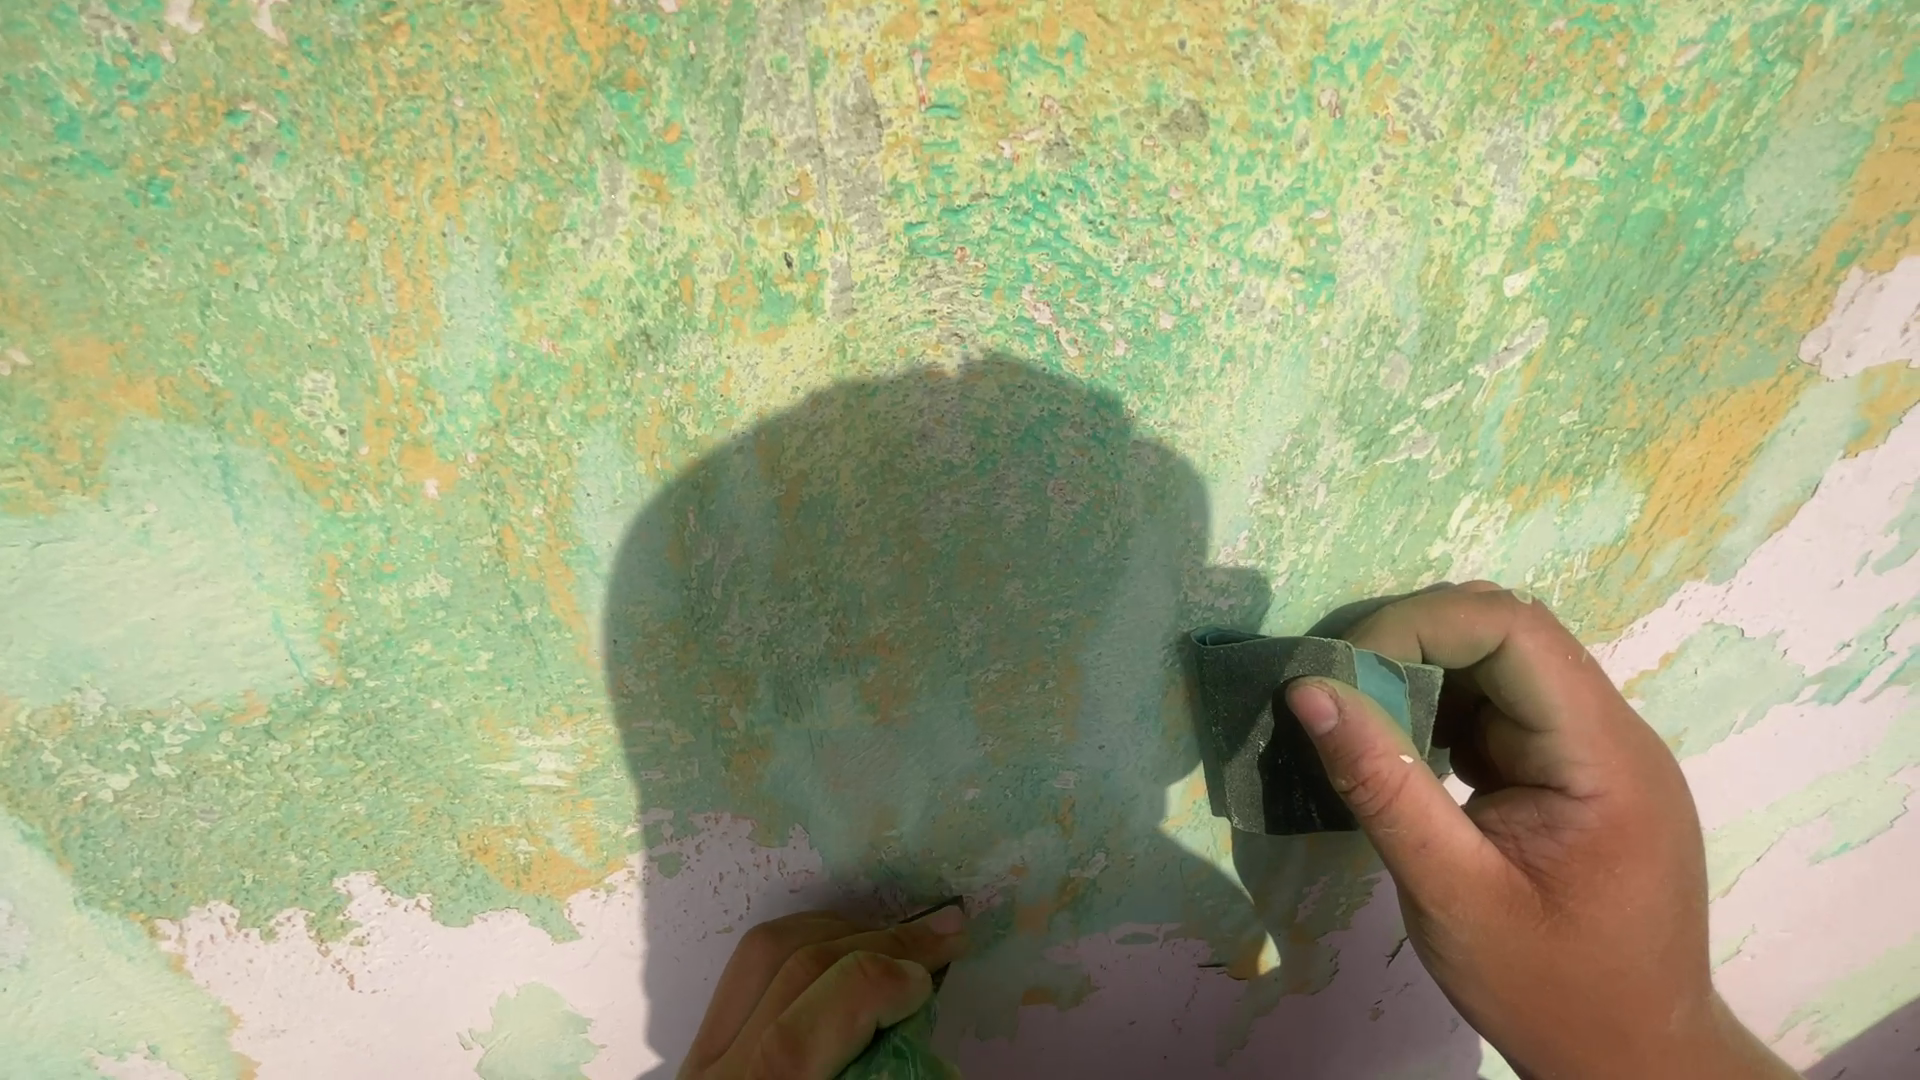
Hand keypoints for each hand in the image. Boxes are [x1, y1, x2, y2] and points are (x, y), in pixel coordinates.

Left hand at [680, 905, 969, 1078]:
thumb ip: (888, 1076)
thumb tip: (927, 1029)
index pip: (793, 1044)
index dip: (871, 992)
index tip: (929, 981)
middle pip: (792, 975)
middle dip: (882, 943)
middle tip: (945, 933)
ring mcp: (702, 1058)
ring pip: (765, 952)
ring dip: (845, 930)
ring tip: (902, 937)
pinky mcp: (705, 1043)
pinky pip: (753, 964)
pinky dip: (809, 938)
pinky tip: (850, 946)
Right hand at [1284, 582, 1793, 1079]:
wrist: (1628, 1060)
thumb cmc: (1548, 988)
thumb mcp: (1449, 891)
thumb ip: (1379, 784)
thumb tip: (1305, 688)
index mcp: (1601, 756)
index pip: (1512, 630)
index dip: (1416, 625)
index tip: (1340, 673)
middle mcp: (1604, 732)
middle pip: (1500, 632)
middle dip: (1405, 642)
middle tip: (1335, 689)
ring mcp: (1582, 747)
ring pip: (1488, 659)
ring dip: (1410, 672)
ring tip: (1353, 715)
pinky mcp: (1554, 765)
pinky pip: (1484, 702)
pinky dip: (1425, 705)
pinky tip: (1390, 744)